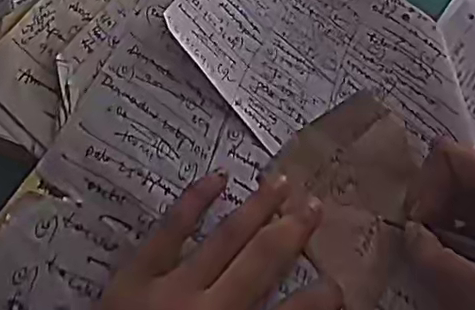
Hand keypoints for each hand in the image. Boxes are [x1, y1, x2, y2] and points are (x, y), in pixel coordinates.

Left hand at [99, 173, 341, 309]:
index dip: (317, 299)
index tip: (338, 283)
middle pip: (260, 262)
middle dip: (292, 232)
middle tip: (315, 204)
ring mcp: (169, 288)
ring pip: (224, 237)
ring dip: (256, 208)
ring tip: (280, 181)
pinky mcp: (135, 275)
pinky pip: (170, 229)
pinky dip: (195, 200)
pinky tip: (218, 177)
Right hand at [404, 141, 474, 309]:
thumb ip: (436, 262)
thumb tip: (409, 234)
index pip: (450, 156)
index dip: (425, 187)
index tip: (416, 228)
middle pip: (457, 177)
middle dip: (433, 209)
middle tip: (423, 248)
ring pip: (466, 201)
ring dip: (445, 228)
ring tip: (440, 264)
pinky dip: (461, 242)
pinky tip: (460, 272)